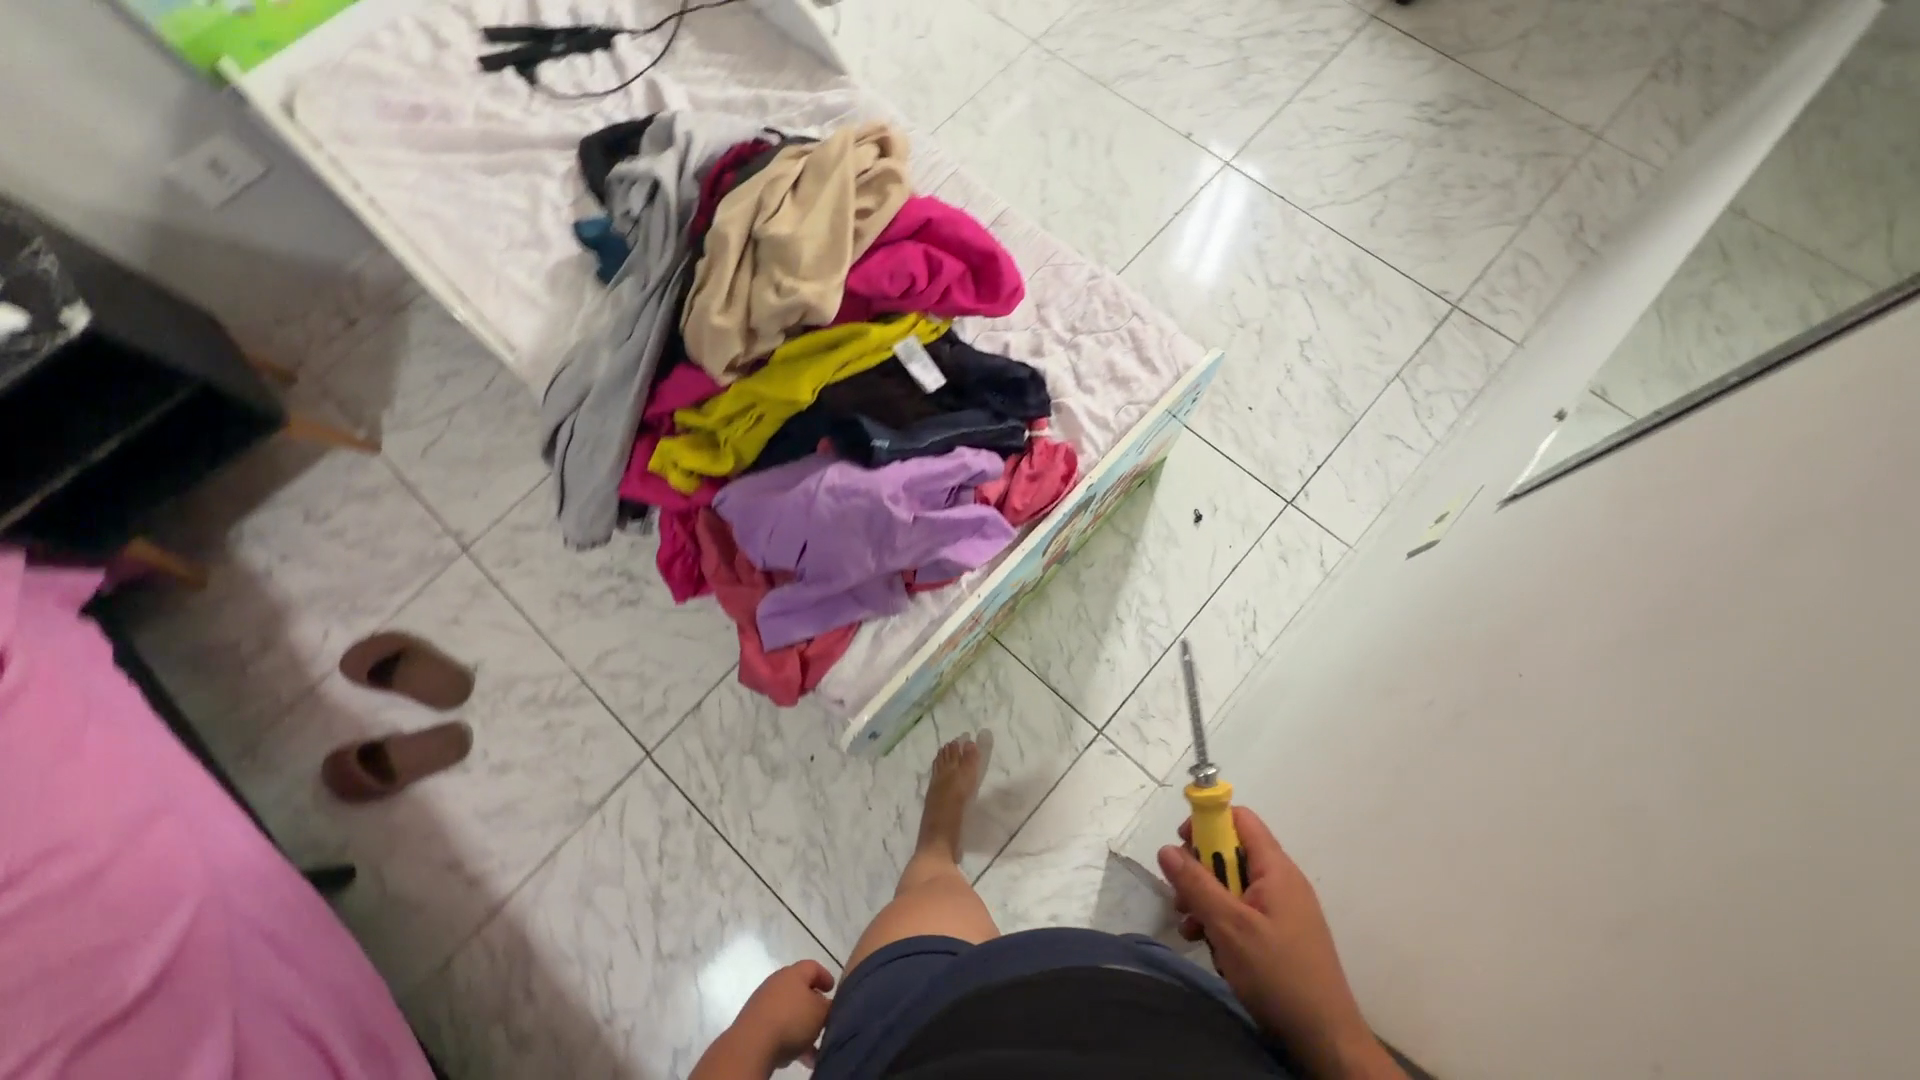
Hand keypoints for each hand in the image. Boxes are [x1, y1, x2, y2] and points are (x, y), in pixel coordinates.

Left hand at [730, 960, 836, 1068]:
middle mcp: (776, 982)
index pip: (813, 967)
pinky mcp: (752, 1022)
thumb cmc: (792, 1020)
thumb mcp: (821, 1013)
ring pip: (788, 1011)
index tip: (832, 989)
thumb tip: (829, 1005)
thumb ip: (829, 1006)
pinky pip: (776, 1026)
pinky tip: (797, 1054)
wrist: (752, 1044)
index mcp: (794, 973)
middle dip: (813, 1005)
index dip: (825, 977)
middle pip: (799, 989)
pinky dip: (788, 1037)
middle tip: (824, 1018)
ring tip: (813, 1046)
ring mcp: (762, 1002)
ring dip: (801, 1026)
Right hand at [1158, 808, 1401, 1079]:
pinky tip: (1209, 945)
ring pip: (1233, 885)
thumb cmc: (1277, 974)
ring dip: (1206, 901)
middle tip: (1182, 898)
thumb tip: (1167, 848)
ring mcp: (1282, 908)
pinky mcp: (1280, 933)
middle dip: (1200, 871)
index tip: (1181, 847)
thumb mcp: (1229, 927)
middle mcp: (1281, 881)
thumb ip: (1196, 884)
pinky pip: (1243, 911)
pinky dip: (1222, 921)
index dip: (1207, 823)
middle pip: (1231, 852)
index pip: (1240, 819)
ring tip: (1190, 928)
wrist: (1325, 1037)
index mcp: (1275, 869)